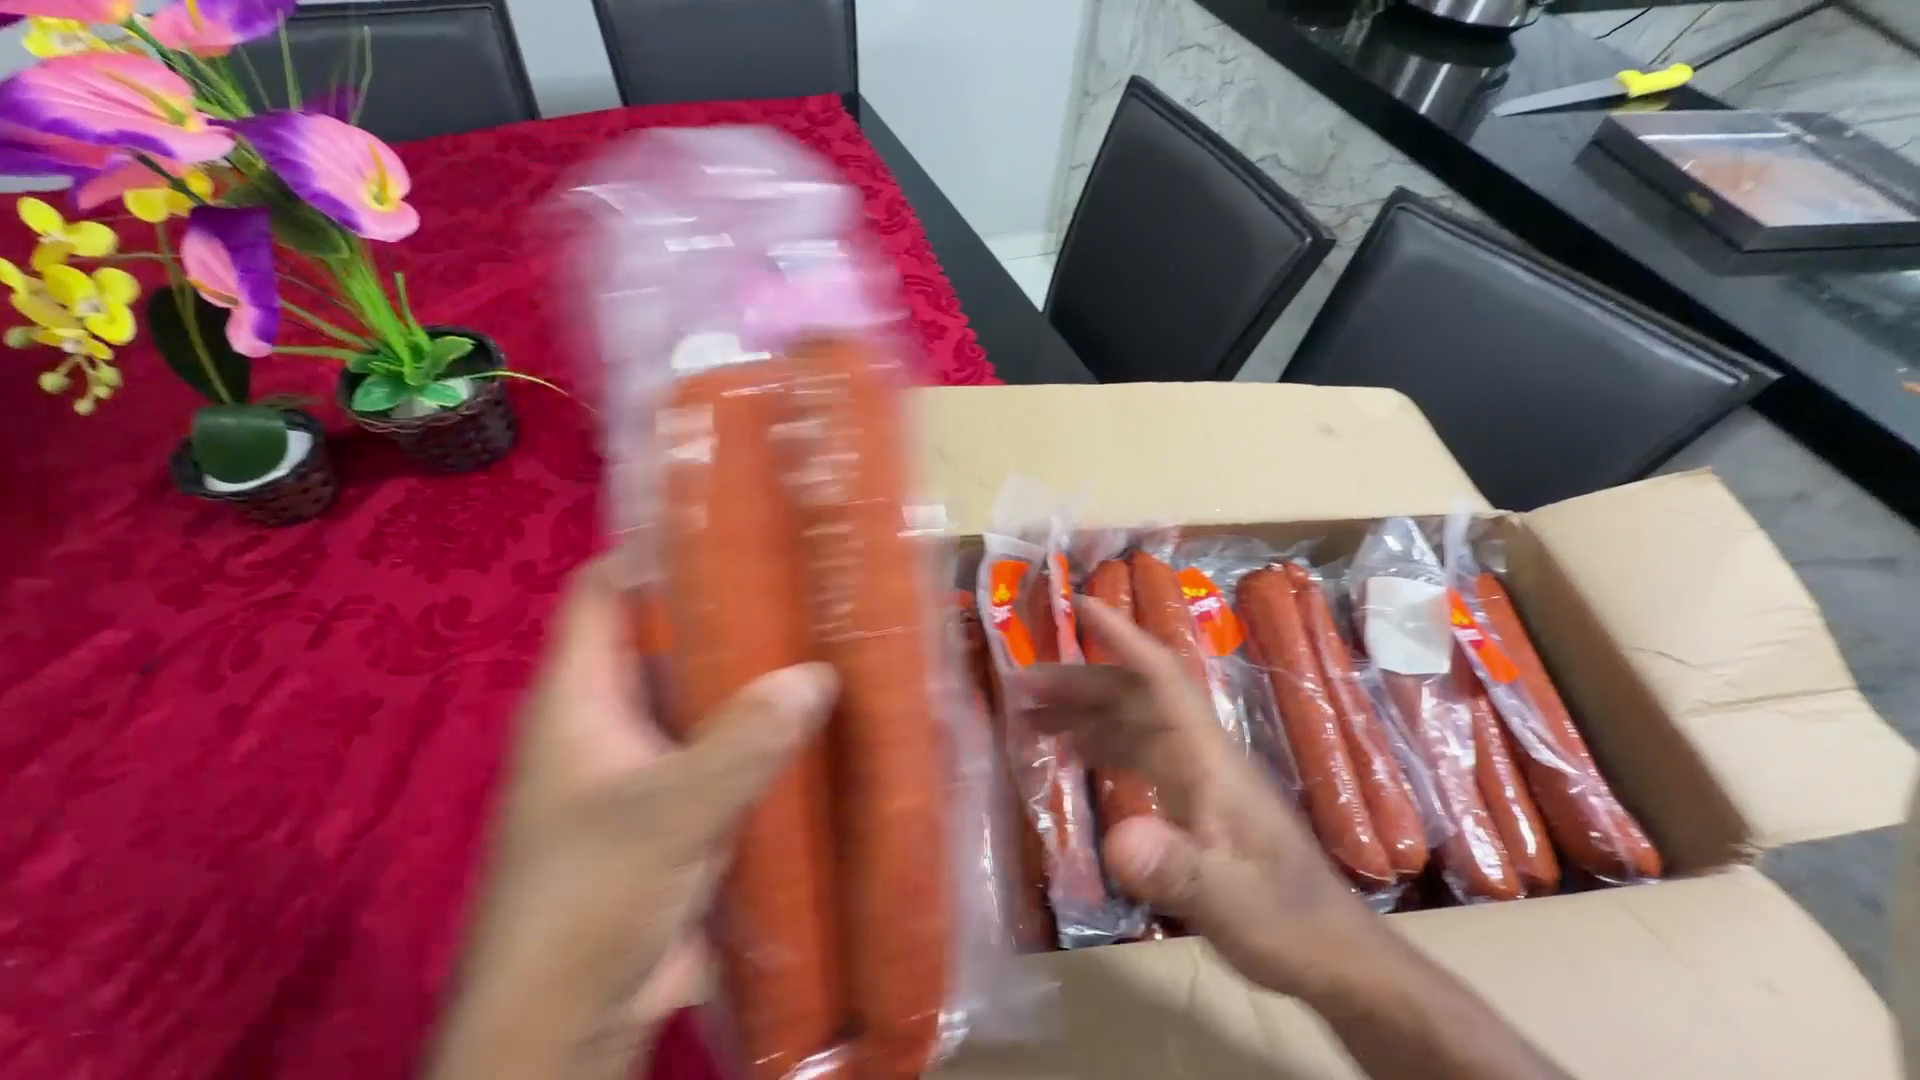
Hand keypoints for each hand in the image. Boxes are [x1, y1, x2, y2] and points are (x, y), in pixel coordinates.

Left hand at [427, 558, 837, 1078]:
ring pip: (701, 704)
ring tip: (825, 647)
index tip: (733, 532)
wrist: (566, 1023)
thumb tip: (818, 676)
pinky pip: (723, 759)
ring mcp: (644, 771)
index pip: (604, 592)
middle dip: (728, 619)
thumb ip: (744, 742)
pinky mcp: (676, 817)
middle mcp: (608, 722)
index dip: (654, 553)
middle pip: (665, 644)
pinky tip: (816, 730)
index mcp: (578, 697)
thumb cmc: (588, 897)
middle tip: (806, 589)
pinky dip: (761, 742)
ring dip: (752, 685)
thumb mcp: (668, 811)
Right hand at [1019, 596, 1391, 1004]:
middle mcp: (1200, 756)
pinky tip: (1075, 756)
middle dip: (1081, 682)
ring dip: (1084, 713)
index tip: (1082, 604)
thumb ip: (1176, 867)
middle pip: (1136, 698)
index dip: (1124, 637)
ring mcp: (1198, 779)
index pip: (1162, 679)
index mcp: (1208, 759)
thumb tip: (1116, 840)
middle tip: (1021, 686)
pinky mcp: (1194, 805)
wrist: (1330, 952)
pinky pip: (1138, 757)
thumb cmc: (1283, 918)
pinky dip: (1100, 747)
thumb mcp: (1226, 899)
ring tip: (1030, 718)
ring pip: (1134, 725)